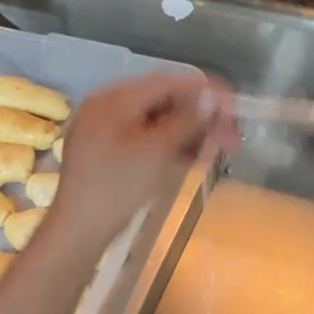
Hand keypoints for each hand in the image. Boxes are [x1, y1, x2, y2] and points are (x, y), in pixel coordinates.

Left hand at [41, 73, 238, 248]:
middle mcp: (107, 108)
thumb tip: (212, 97)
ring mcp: (105, 132)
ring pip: (156, 124)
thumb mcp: (157, 150)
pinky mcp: (107, 155)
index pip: (167, 83)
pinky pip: (144, 141)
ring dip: (189, 133)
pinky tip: (194, 158)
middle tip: (232, 134)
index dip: (204, 91)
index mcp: (113, 99)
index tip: (234, 105)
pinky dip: (170, 147)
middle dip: (200, 117)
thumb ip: (187, 120)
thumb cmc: (118, 186)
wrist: (79, 231)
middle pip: (163, 103)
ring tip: (219, 148)